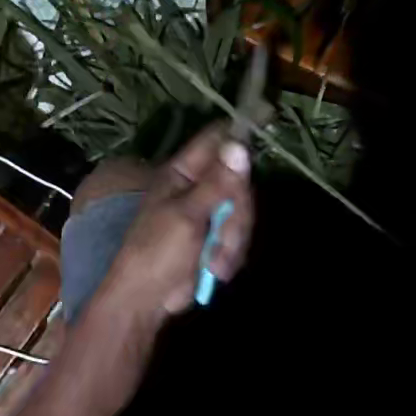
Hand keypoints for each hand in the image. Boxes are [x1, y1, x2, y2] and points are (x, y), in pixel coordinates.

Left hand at [87, 122, 254, 331]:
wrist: (147, 299)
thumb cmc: (156, 251)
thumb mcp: (187, 215)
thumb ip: (216, 183)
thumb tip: (239, 146)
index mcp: (182, 174)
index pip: (216, 140)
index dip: (239, 132)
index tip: (267, 116)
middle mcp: (197, 189)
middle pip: (239, 183)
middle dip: (236, 213)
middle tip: (223, 235)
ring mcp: (208, 215)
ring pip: (243, 214)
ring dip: (232, 242)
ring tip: (214, 263)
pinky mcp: (216, 240)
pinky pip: (239, 239)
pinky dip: (229, 257)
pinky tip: (214, 270)